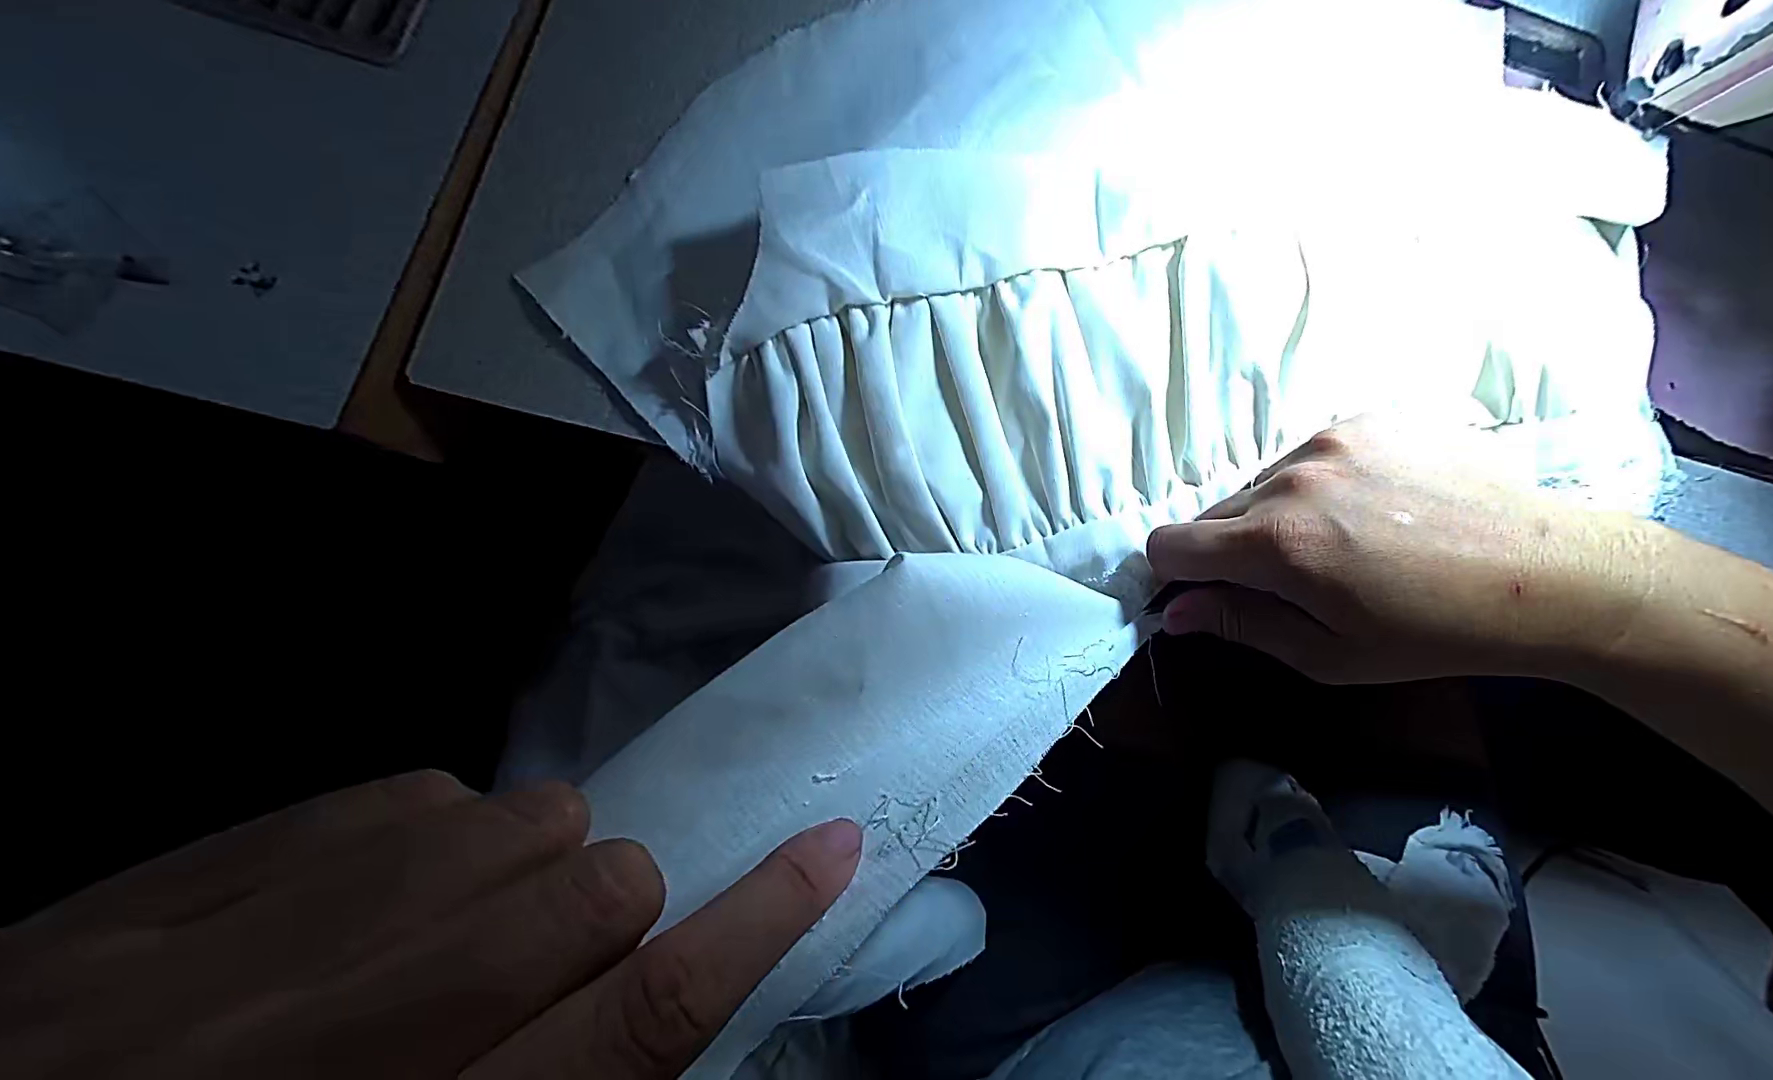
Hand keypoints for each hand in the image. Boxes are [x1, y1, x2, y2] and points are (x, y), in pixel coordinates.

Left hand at [1, 771, 860, 1078]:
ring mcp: (185, 978)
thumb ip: (573, 1074)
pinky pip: (378, 800)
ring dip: (525, 861)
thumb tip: (671, 974)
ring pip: (502, 824)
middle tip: (563, 955)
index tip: (833, 847)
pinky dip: (416, 834)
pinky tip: (365, 895)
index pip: (641, 1024)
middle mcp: (304, 1064)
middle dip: (615, 907)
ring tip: (460, 921)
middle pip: (589, 898)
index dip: (759, 923)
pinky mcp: (110, 915)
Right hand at [1145, 415, 1656, 682]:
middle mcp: (1291, 479)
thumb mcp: (1327, 653)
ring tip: (1338, 539)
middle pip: (1210, 515)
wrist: (1555, 576)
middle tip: (1289, 577)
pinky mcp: (1367, 420)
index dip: (1175, 574)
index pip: (1169, 544)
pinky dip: (1313, 486)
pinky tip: (1368, 507)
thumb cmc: (1432, 633)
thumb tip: (1171, 612)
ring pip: (1256, 485)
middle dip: (1228, 549)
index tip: (1208, 592)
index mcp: (1277, 542)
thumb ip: (1237, 624)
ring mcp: (1331, 440)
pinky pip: (1303, 457)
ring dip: (1271, 515)